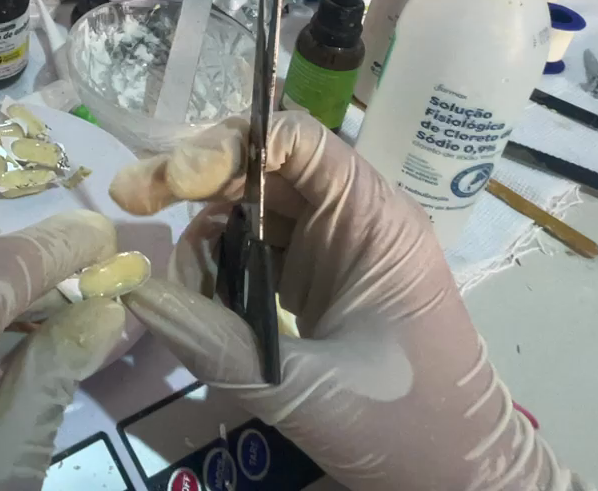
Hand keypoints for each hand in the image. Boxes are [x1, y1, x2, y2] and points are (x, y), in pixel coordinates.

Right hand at [110, 113, 581, 490]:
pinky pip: (247, 245)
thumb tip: (135, 291)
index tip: (177, 182)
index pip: (297, 140)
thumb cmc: (414, 436)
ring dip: (198, 230)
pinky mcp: (309, 273)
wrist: (467, 490)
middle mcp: (347, 216)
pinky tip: (196, 296)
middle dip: (191, 178)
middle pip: (258, 163)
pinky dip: (213, 264)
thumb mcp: (312, 394)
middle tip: (131, 198)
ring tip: (176, 282)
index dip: (233, 145)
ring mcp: (327, 244)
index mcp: (373, 220)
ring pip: (245, 204)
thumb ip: (220, 344)